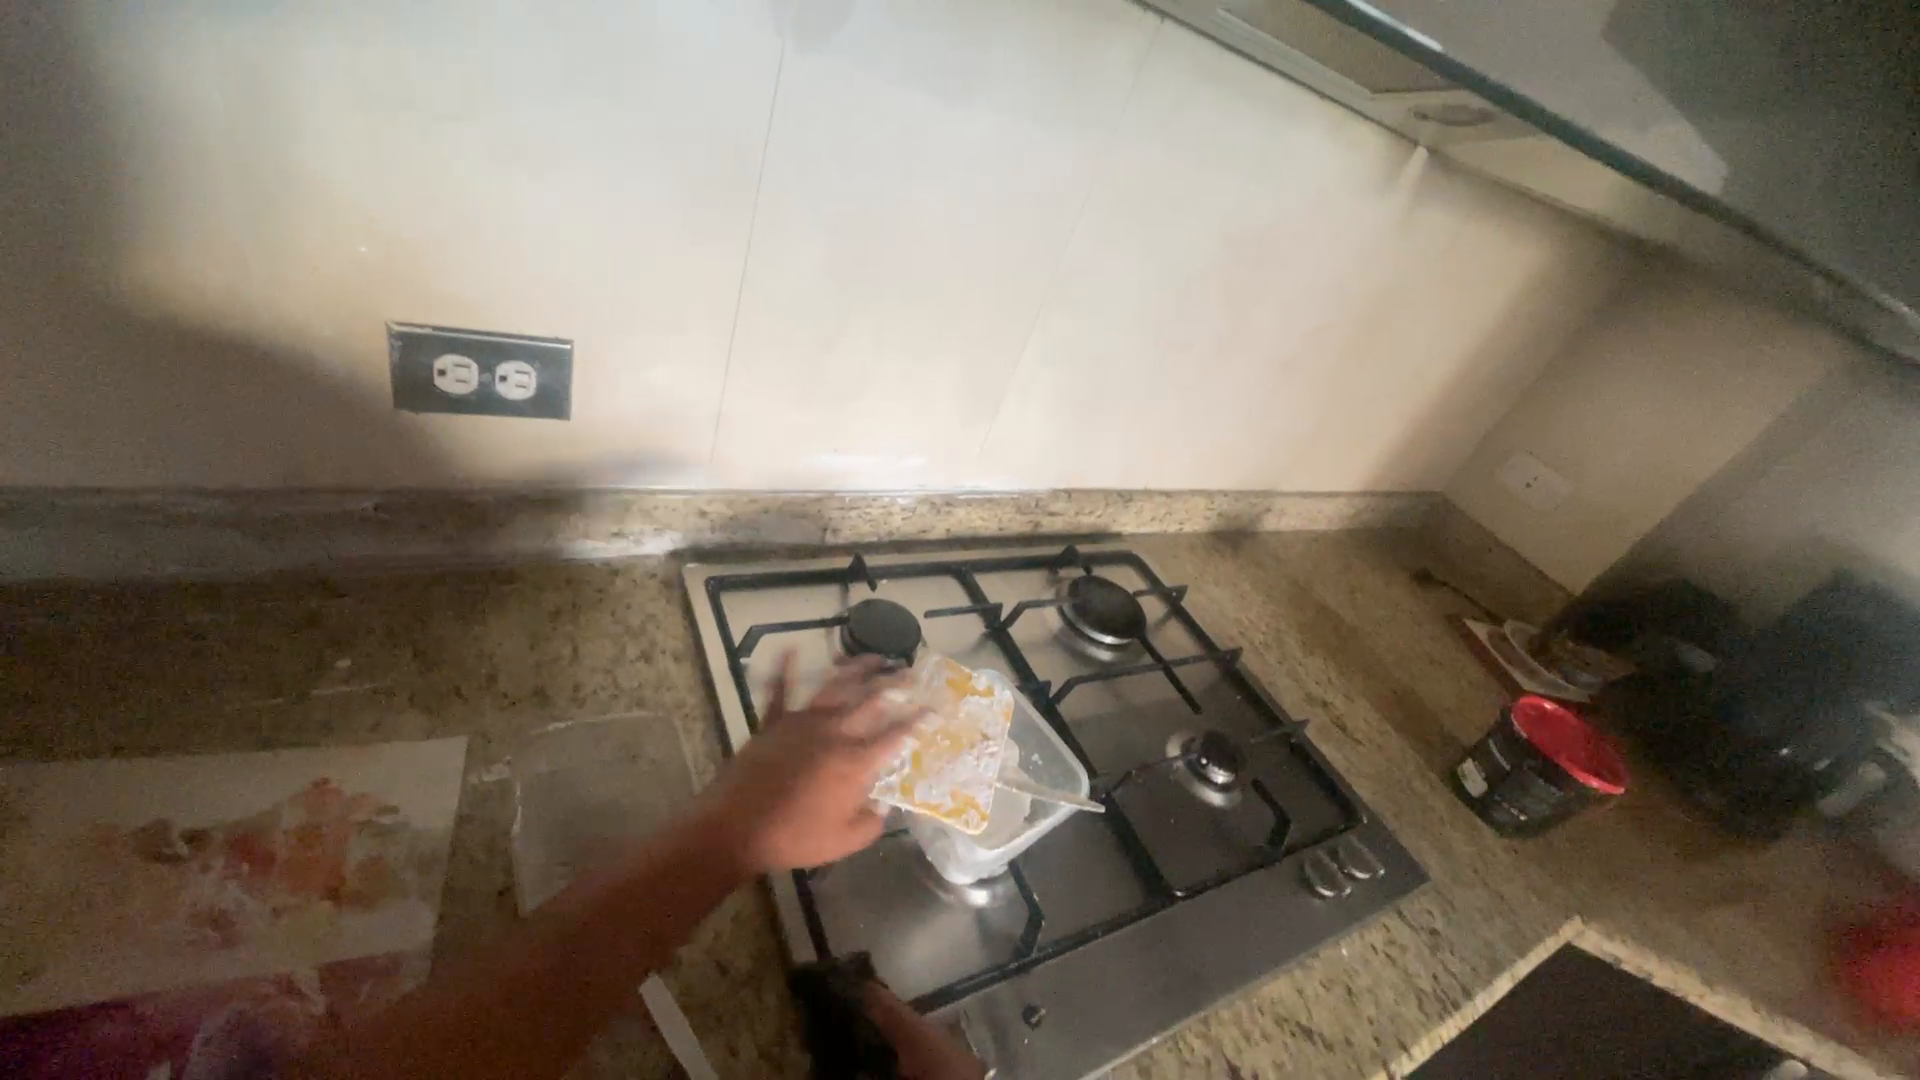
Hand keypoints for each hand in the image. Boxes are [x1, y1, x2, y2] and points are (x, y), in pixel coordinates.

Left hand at [696, 652, 917, 874]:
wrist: (734, 828)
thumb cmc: (793, 838)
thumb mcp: (844, 842)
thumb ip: (871, 823)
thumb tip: (882, 807)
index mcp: (856, 761)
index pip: (896, 734)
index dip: (919, 719)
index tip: (935, 707)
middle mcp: (834, 732)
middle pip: (871, 700)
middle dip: (896, 683)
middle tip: (911, 672)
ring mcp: (802, 722)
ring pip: (836, 686)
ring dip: (858, 668)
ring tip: (876, 657)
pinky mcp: (773, 722)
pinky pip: (779, 690)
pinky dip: (784, 669)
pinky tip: (789, 648)